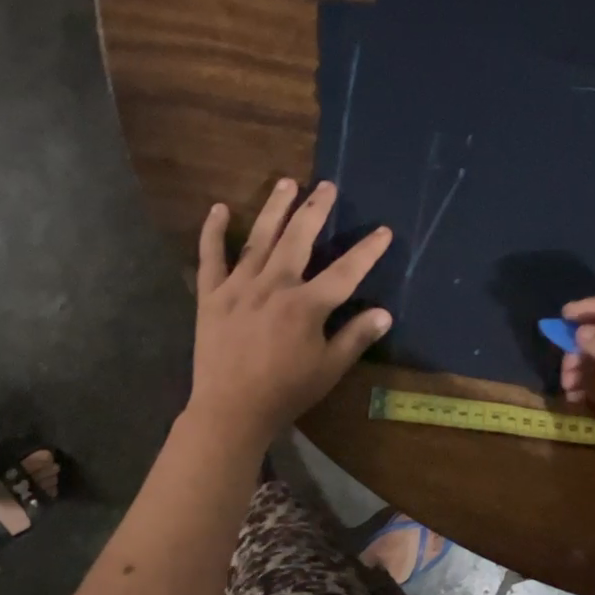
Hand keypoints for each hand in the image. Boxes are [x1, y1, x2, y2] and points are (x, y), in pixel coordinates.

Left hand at [188, 179, 392, 443]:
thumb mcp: (328, 369)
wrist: (230, 411)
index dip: (367, 250)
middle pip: (299, 239)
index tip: (383, 231)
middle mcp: (274, 286)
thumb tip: (384, 313)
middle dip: (315, 210)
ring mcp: (239, 287)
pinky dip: (213, 232)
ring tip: (286, 183)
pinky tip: (219, 209)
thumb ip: (355, 338)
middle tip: (326, 186)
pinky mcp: (211, 296)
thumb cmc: (285, 393)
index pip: (345, 271)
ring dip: (274, 209)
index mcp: (306, 305)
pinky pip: (211, 257)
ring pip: (259, 238)